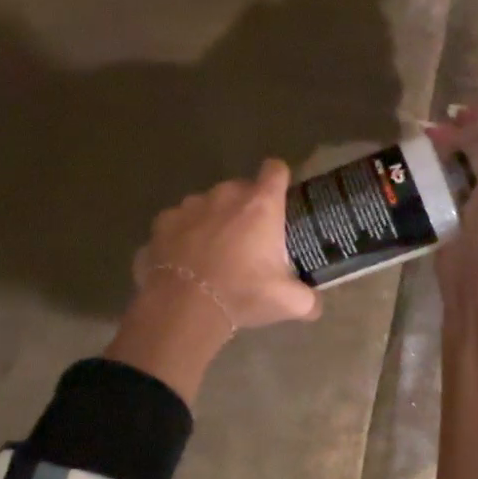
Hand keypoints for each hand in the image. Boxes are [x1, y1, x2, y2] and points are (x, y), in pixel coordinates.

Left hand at [131, 158, 321, 331]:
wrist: (184, 307)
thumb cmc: (242, 294)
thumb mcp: (287, 302)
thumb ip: (307, 299)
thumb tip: (315, 306)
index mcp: (260, 205)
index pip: (275, 170)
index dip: (278, 179)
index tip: (279, 196)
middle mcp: (224, 196)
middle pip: (239, 189)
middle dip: (243, 208)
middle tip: (247, 241)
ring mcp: (188, 206)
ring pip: (205, 205)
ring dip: (211, 221)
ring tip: (211, 253)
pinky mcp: (161, 223)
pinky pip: (177, 225)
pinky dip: (181, 238)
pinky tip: (183, 262)